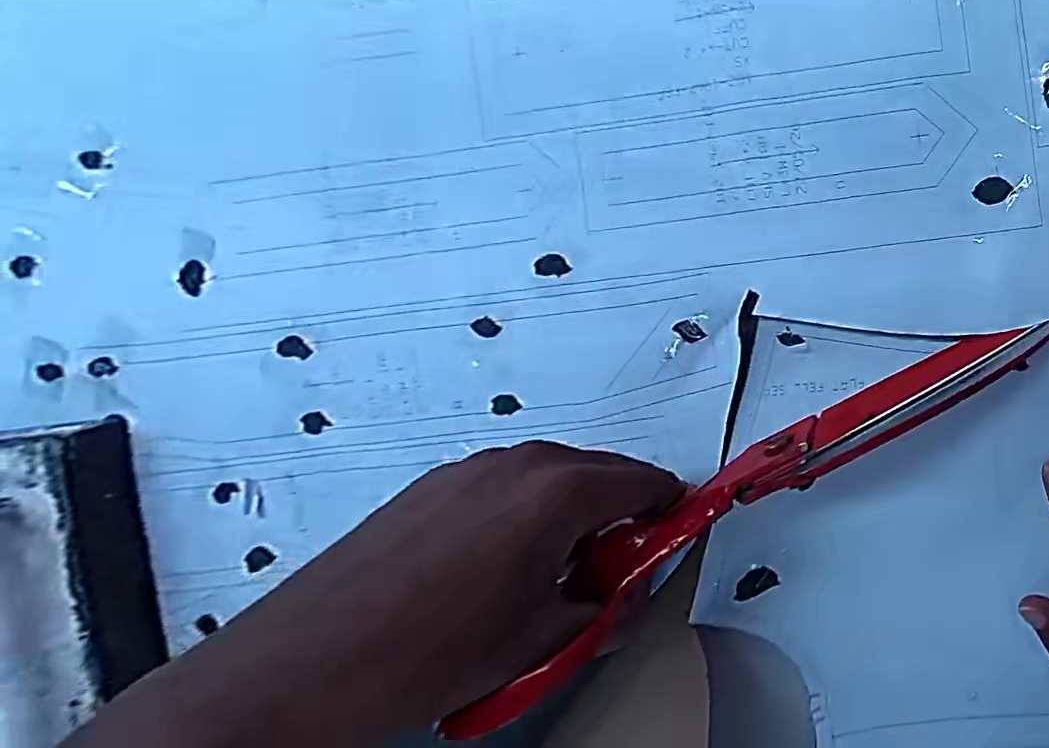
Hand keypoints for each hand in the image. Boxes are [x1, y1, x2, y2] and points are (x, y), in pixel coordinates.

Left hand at [70, 442, 684, 747]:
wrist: (284, 683)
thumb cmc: (415, 658)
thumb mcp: (539, 640)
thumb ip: (606, 608)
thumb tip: (627, 595)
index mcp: (560, 490)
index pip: (649, 482)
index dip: (669, 511)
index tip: (666, 537)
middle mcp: (523, 462)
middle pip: (605, 474)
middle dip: (618, 517)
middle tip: (606, 572)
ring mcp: (474, 468)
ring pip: (556, 479)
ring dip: (570, 516)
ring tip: (541, 578)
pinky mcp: (435, 484)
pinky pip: (508, 485)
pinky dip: (524, 514)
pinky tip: (490, 571)